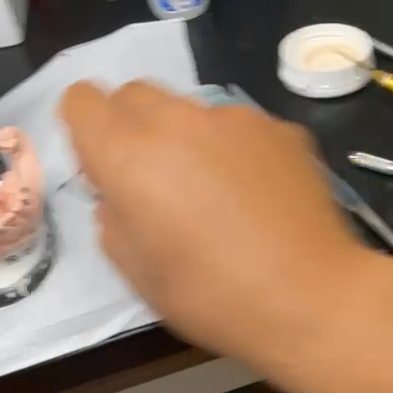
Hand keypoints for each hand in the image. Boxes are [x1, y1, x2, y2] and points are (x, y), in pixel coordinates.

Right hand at [59, 80, 389, 361]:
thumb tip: (118, 195)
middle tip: (153, 181)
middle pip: (134, 95)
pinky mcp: (281, 129)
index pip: (82, 101)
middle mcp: (178, 120)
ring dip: (185, 138)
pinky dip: (233, 150)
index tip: (102, 165)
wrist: (310, 297)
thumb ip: (113, 219)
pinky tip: (257, 195)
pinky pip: (238, 127)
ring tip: (214, 193)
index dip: (85, 128)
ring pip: (190, 109)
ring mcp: (235, 119)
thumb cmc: (213, 297)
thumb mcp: (139, 273)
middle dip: (130, 127)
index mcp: (128, 155)